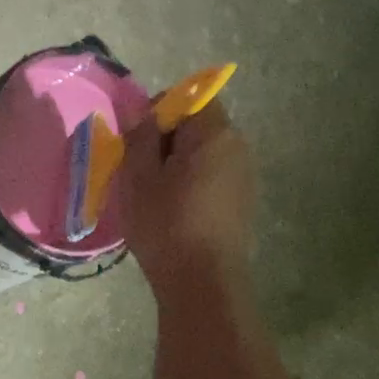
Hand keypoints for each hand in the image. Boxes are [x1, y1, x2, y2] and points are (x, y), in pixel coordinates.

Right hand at [119, 99, 254, 289]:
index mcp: (213, 133)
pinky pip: (211, 179)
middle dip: (166, 143)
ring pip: (203, 156)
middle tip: (138, 175)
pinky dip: (190, 187)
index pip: (189, 99)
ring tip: (153, 199)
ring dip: (177, 168)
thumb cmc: (165, 226)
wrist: (202, 279)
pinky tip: (173, 216)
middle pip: (198, 127)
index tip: (134, 144)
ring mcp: (244, 174)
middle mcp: (237, 144)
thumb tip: (143, 114)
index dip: (158, 113)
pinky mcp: (241, 200)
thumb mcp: (139, 181)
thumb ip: (140, 140)